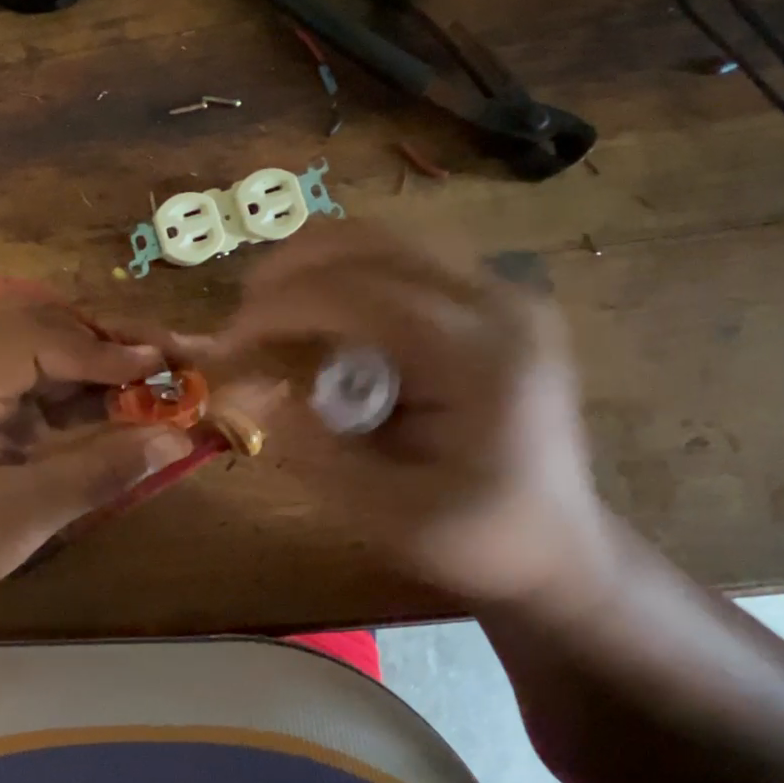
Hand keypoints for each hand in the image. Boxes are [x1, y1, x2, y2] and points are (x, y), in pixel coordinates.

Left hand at [0, 309, 195, 601]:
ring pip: (54, 351)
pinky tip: (138, 400)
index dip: (99, 351)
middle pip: (46, 331)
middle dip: (113, 343)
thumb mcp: (28, 509)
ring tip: (172, 373)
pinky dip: (93, 389)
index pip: (34, 341)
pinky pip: (50, 382)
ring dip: (110, 362)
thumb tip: (179, 438)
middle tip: (179, 356)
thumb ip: (101, 469)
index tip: (161, 365)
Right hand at [165, 219, 614, 604]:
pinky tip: (315, 314)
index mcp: (482, 356)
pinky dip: (341, 271)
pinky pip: (399, 256)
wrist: (556, 545)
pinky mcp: (489, 299)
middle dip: (288, 271)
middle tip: (239, 321)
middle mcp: (499, 304)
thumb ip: (312, 449)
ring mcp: (501, 293)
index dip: (278, 308)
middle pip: (372, 241)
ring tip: (266, 313)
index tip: (226, 346)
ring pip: (384, 237)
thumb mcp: (384, 514)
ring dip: (311, 264)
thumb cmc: (471, 537)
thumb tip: (245, 390)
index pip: (359, 293)